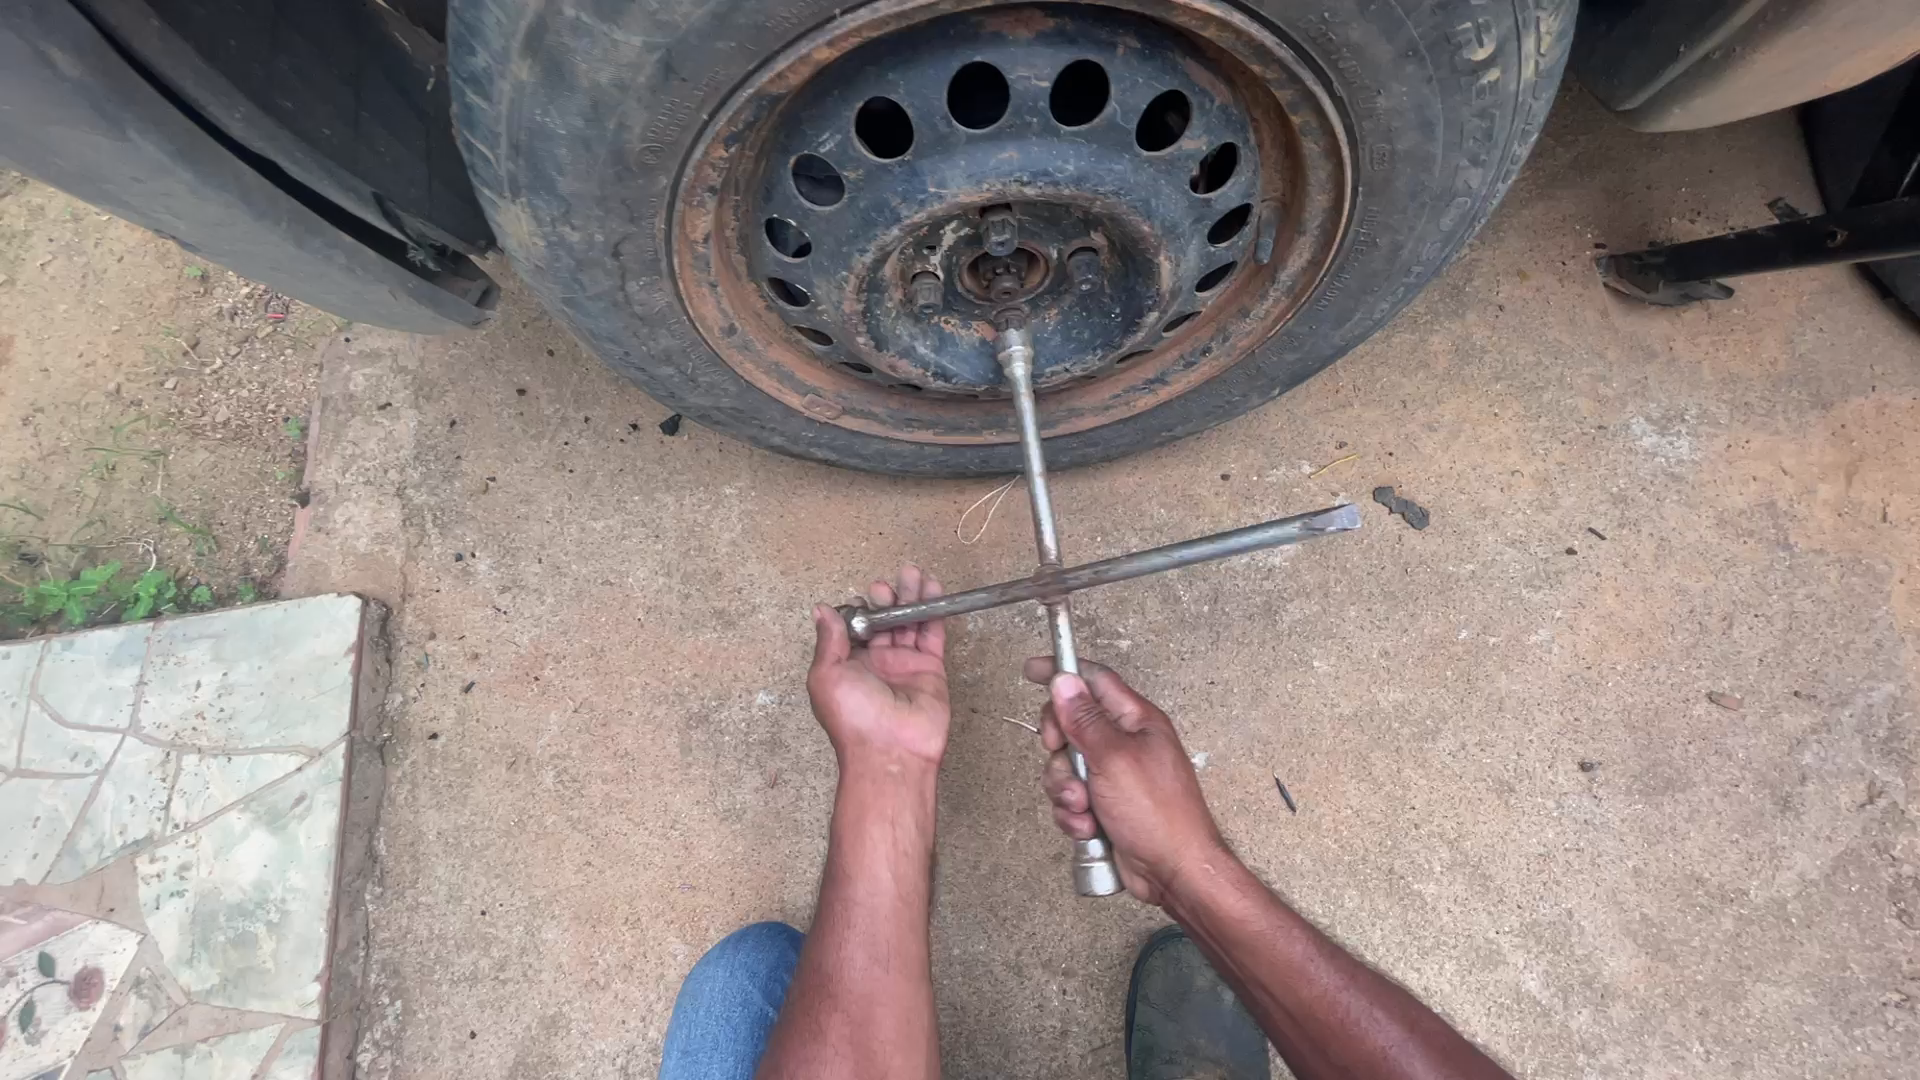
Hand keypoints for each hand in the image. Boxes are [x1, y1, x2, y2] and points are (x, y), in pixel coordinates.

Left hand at [809, 566, 949, 768]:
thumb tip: (821, 610)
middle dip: (888, 597)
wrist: (890, 751)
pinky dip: (934, 611)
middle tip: (893, 579)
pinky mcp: (930, 669)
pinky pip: (932, 634)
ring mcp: (904, 664)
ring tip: (914, 573)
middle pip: (885, 620)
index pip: (855, 627)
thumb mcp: (827, 676)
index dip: (860, 609)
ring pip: (909, 622)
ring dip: (912, 596)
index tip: (863, 597)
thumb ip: (829, 640)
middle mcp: (876, 662)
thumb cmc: (854, 720)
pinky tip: (933, 590)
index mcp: (848, 664)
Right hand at [1025, 658, 1228, 905]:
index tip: (1031, 670)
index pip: (1092, 680)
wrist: (1174, 874)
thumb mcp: (1114, 759)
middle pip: (1070, 724)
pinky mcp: (1104, 803)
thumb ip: (1084, 719)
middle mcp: (1124, 742)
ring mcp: (1113, 774)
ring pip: (1065, 766)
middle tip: (1065, 760)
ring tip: (1084, 807)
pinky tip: (1088, 827)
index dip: (1062, 673)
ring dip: (1065, 789)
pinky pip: (1070, 797)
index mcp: (1135, 720)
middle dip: (1059, 749)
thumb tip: (1064, 681)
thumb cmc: (1160, 815)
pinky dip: (1072, 813)